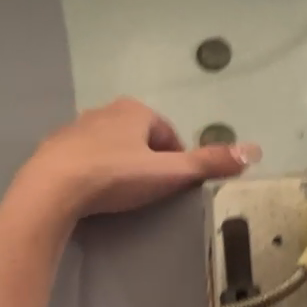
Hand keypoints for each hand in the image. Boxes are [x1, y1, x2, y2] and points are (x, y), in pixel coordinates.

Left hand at [18, 98, 259, 217]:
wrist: (53, 188)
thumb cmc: (114, 177)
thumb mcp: (167, 173)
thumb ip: (208, 164)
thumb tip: (254, 152)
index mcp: (135, 111)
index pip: (166, 132)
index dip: (176, 157)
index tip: (175, 182)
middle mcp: (104, 112)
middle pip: (136, 136)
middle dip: (147, 159)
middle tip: (149, 190)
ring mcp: (75, 129)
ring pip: (107, 146)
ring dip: (118, 165)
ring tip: (121, 194)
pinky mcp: (54, 150)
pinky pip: (82, 159)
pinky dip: (91, 172)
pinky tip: (91, 193)